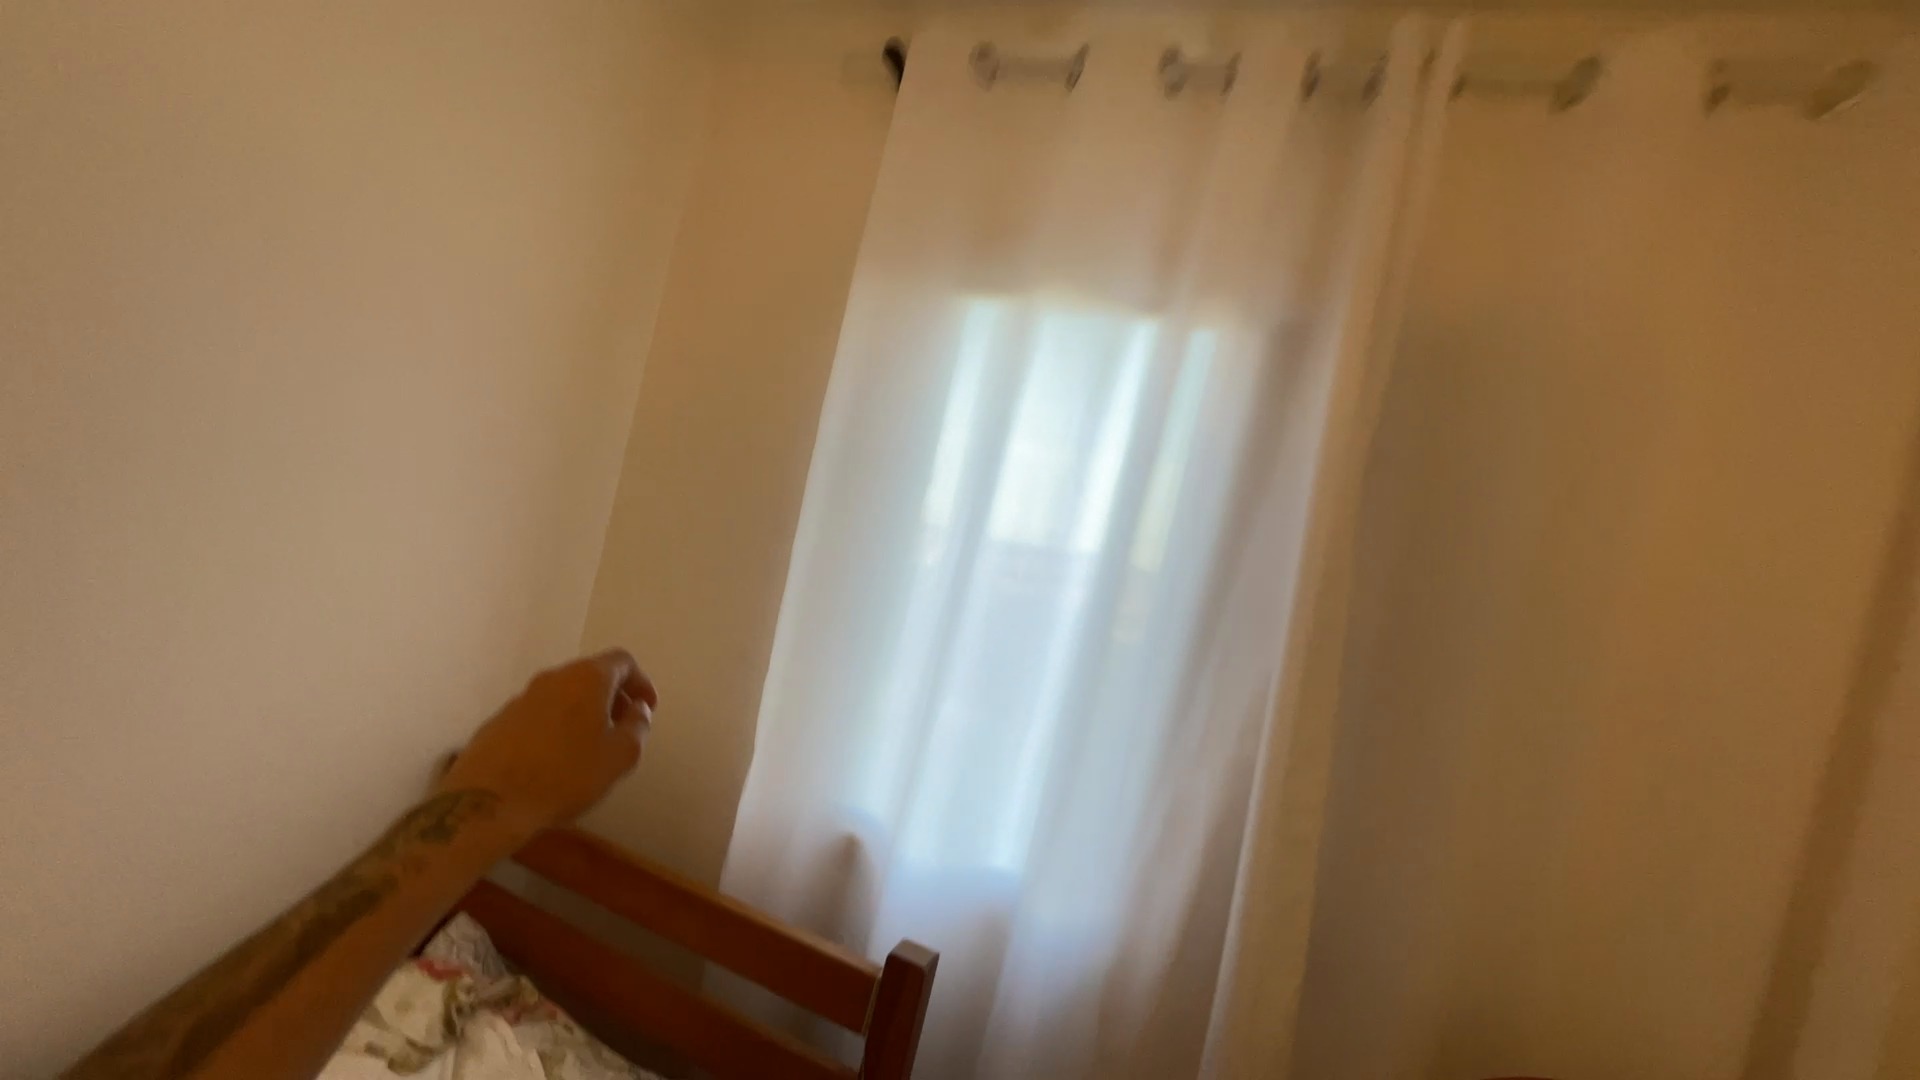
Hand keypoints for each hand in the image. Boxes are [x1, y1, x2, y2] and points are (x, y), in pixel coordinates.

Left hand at [437, 649, 656, 832]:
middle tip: (622, 726)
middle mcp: (553, 678)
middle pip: (592, 674)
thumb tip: (638, 709)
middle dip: (613, 696)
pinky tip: (557, 757)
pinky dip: (557, 724)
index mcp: (587, 678)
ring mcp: (521, 698)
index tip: (646, 708)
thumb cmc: (565, 776)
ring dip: (583, 711)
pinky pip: (539, 713)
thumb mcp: (620, 756)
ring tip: (591, 745)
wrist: (487, 805)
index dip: (641, 682)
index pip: (623, 661)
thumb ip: (638, 726)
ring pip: (564, 693)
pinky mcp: (498, 721)